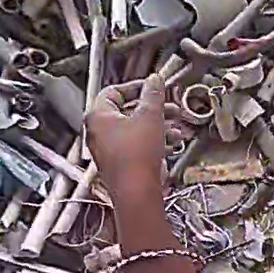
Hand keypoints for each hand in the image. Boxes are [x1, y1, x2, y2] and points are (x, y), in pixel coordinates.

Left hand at [86, 74, 168, 205]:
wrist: (137, 191)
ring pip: (135, 129)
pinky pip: (137, 145)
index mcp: (98, 116)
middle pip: (127, 111)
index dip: (136, 86)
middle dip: (152, 109)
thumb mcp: (151, 116)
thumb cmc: (136, 156)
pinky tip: (171, 142)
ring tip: (175, 126)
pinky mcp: (120, 163)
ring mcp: (108, 149)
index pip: (114, 91)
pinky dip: (153, 141)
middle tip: (169, 107)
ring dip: (157, 125)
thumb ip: (153, 95)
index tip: (153, 87)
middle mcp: (99, 132)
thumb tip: (154, 81)